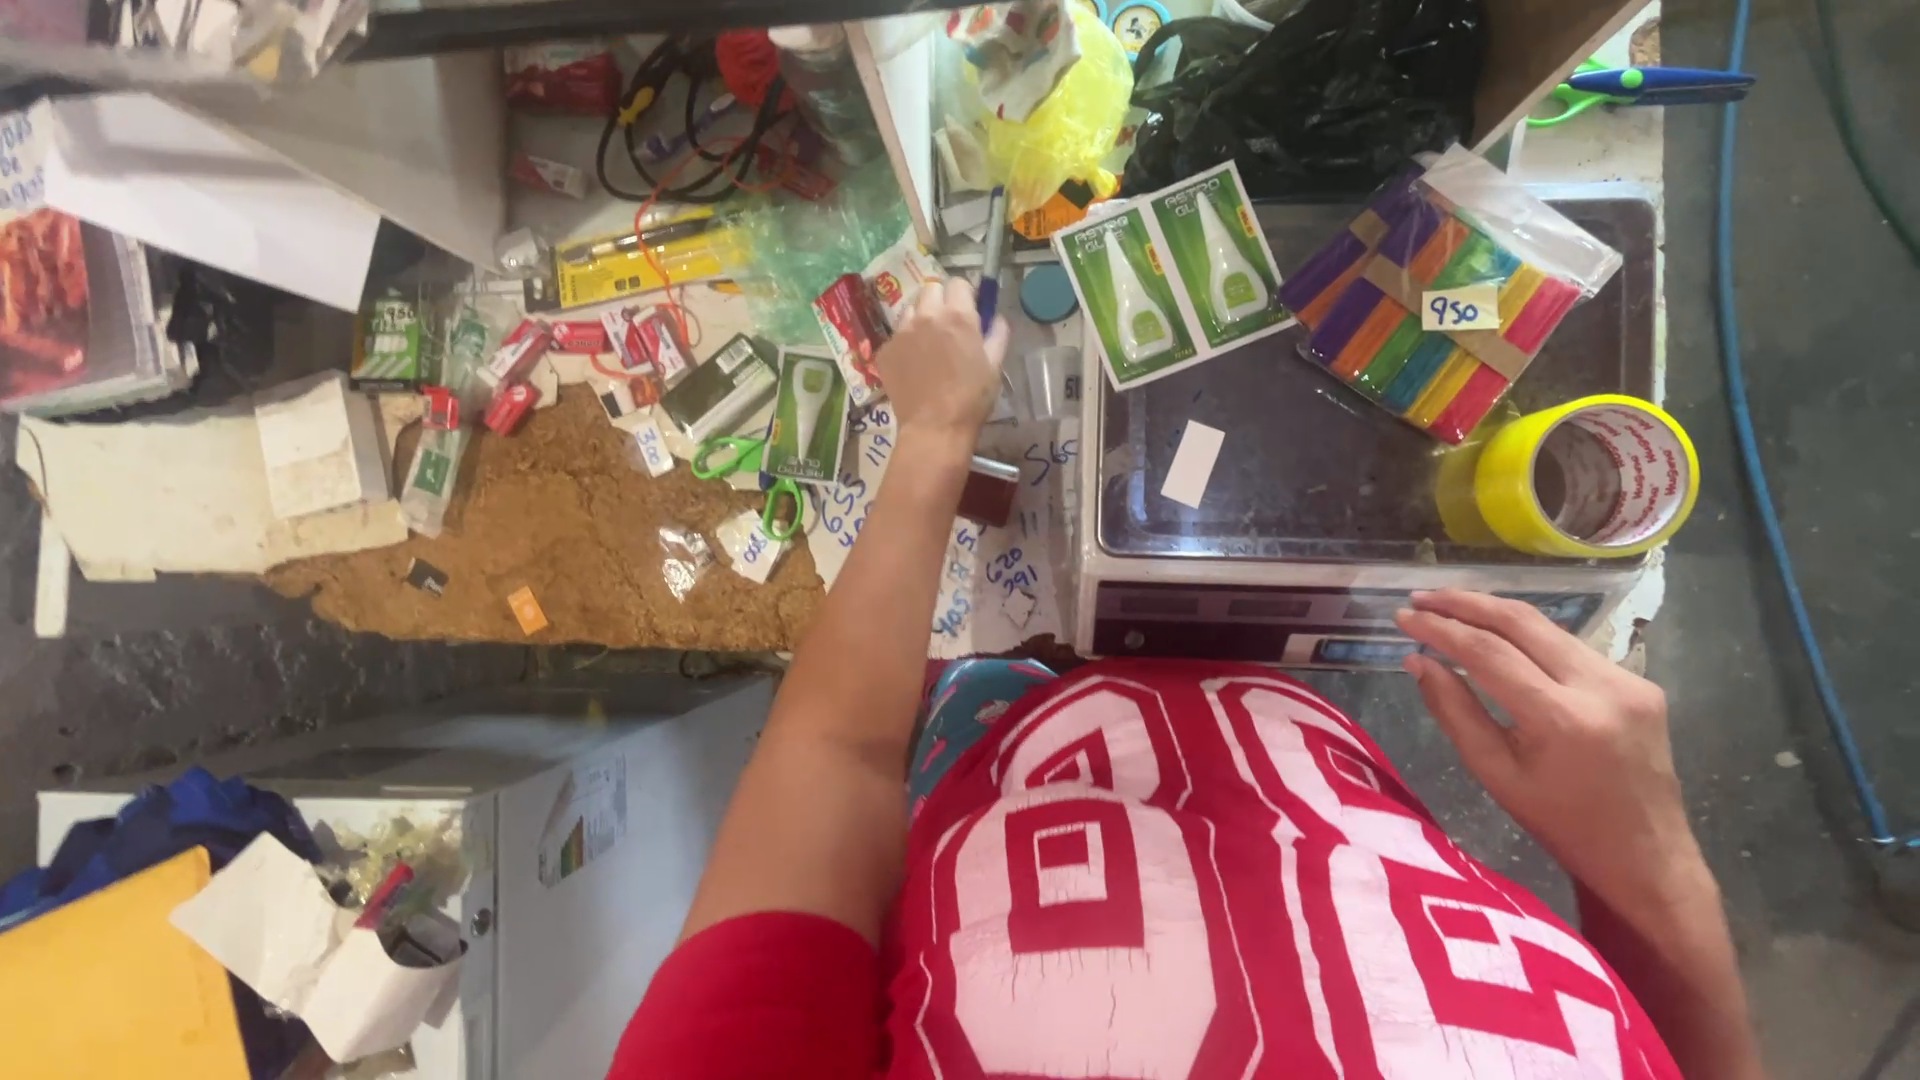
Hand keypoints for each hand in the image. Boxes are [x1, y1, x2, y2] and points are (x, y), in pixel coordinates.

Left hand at [877, 278, 1009, 450]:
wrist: (935, 428)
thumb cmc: (971, 398)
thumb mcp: (994, 365)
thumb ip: (997, 334)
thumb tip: (996, 318)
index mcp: (958, 315)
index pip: (959, 282)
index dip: (966, 295)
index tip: (970, 310)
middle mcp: (926, 315)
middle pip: (931, 289)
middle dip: (941, 300)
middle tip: (948, 325)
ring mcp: (901, 332)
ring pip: (911, 310)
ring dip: (921, 318)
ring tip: (928, 343)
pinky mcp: (885, 351)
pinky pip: (896, 336)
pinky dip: (905, 343)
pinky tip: (913, 364)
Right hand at [1395, 590, 1712, 929]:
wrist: (1646, 855)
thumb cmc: (1558, 822)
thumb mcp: (1492, 770)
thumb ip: (1452, 709)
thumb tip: (1417, 660)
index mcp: (1562, 719)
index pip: (1488, 653)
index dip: (1440, 629)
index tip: (1402, 617)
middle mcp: (1602, 688)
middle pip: (1521, 622)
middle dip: (1464, 603)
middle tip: (1420, 596)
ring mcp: (1627, 681)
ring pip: (1546, 627)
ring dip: (1492, 612)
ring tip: (1446, 606)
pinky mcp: (1638, 683)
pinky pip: (1568, 645)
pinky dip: (1523, 633)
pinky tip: (1493, 634)